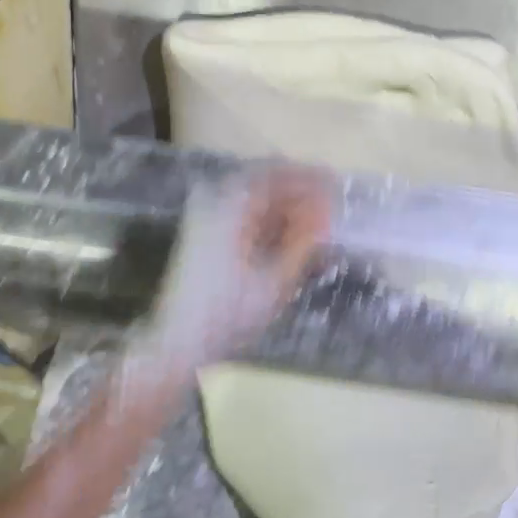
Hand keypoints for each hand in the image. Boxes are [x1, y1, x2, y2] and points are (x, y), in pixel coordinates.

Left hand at [137, 165, 332, 377]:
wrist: (181, 342)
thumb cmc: (230, 313)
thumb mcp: (276, 280)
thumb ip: (304, 243)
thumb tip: (326, 216)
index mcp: (231, 207)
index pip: (276, 175)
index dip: (308, 177)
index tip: (335, 184)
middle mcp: (217, 205)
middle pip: (266, 186)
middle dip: (300, 194)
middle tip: (331, 207)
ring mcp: (209, 222)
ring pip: (257, 204)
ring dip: (287, 210)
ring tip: (317, 226)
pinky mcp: (207, 241)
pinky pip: (247, 221)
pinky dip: (272, 226)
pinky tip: (293, 241)